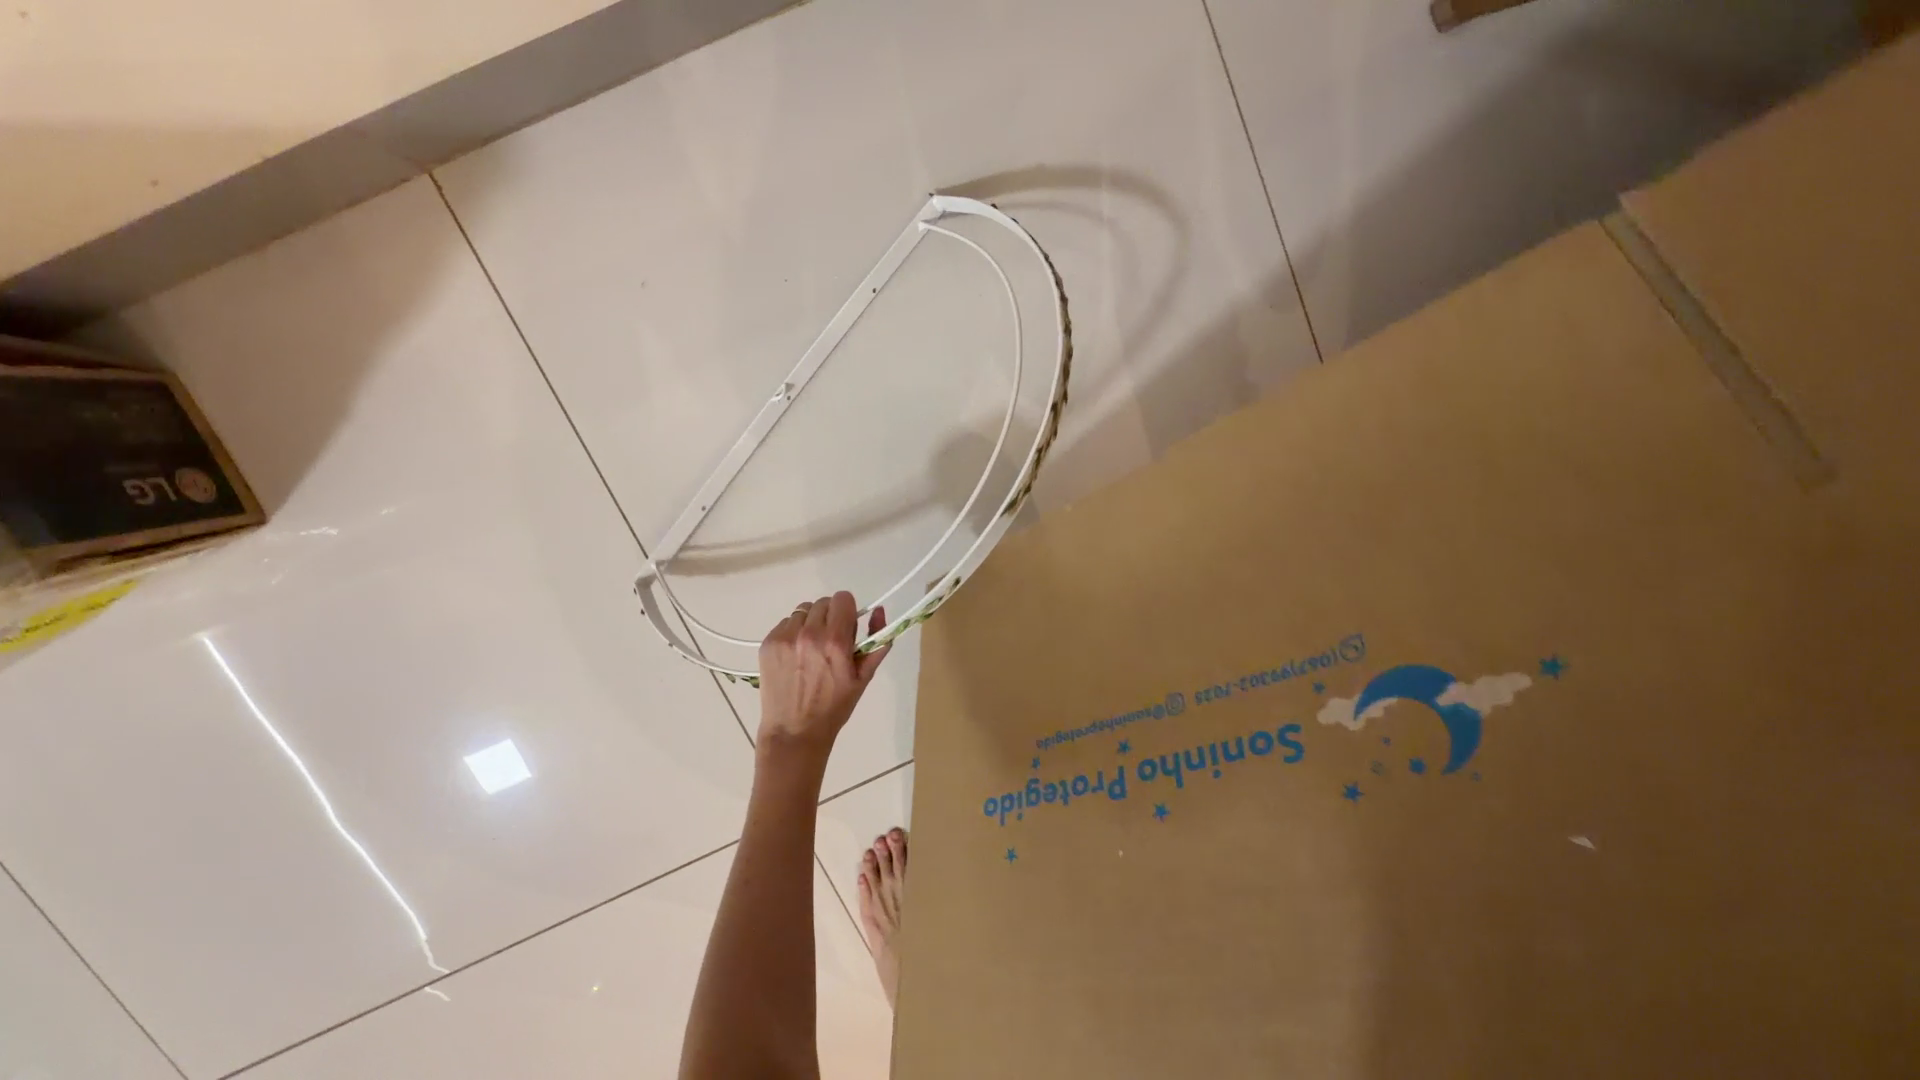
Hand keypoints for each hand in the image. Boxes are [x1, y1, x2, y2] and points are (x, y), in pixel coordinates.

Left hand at [756, 592, 891, 752]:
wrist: (794, 731)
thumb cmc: (834, 707)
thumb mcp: (864, 677)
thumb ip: (877, 641)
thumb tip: (879, 611)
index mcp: (835, 641)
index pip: (843, 599)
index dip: (848, 611)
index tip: (847, 628)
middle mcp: (809, 634)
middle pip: (823, 603)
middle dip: (830, 617)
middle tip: (830, 642)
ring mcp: (785, 638)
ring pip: (803, 611)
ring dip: (810, 624)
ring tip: (811, 650)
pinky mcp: (768, 644)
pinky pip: (786, 623)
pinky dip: (793, 633)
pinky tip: (795, 656)